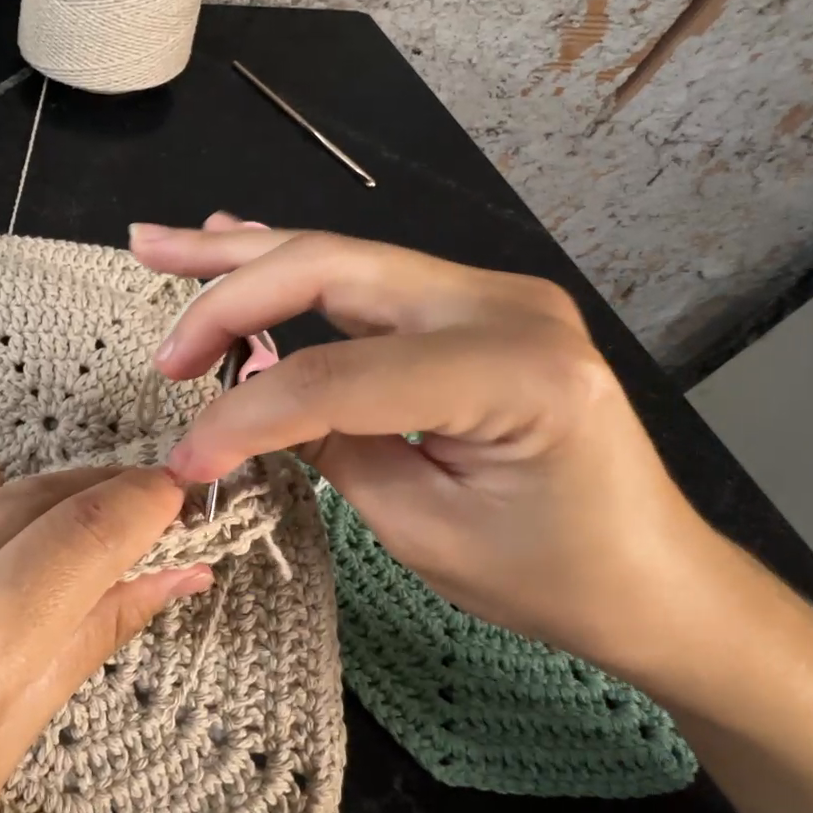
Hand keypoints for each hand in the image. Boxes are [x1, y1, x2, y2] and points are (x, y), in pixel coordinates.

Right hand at [130, 213, 709, 660]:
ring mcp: (483, 291)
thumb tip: (235, 407)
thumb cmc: (554, 575)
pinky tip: (230, 236)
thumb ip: (324, 446)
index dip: (244, 415)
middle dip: (226, 300)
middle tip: (161, 346)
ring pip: (332, 255)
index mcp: (513, 371)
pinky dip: (285, 263)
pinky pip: (358, 273)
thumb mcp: (422, 527)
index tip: (187, 456)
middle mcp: (500, 303)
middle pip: (326, 271)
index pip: (335, 377)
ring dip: (237, 255)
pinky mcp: (462, 300)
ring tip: (157, 243)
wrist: (655, 576)